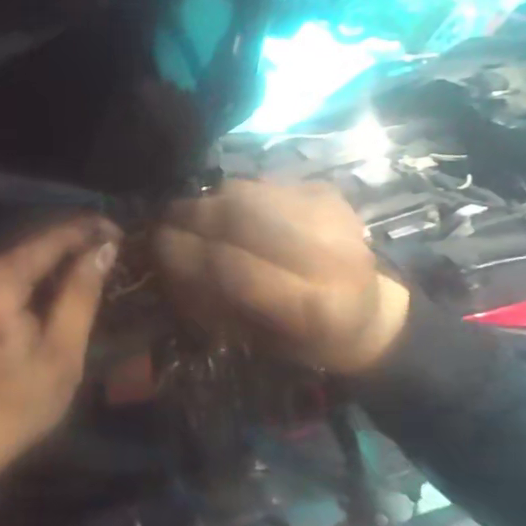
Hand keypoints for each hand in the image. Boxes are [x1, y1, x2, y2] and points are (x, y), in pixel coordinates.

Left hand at [0, 215, 120, 525]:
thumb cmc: (8, 414)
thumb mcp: (59, 358)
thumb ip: (80, 297)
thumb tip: (102, 250)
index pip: (46, 238)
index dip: (85, 229)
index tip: (118, 231)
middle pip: (24, 247)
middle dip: (67, 245)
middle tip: (107, 253)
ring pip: (7, 264)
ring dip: (45, 264)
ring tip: (85, 270)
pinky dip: (22, 283)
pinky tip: (46, 294)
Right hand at [153, 179, 408, 373]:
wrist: (370, 316)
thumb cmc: (308, 342)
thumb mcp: (261, 341)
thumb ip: (216, 304)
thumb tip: (167, 265)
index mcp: (313, 307)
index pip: (234, 269)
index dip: (187, 253)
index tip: (155, 245)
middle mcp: (330, 256)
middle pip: (243, 219)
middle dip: (193, 216)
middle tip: (164, 219)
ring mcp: (335, 218)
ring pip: (253, 193)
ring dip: (210, 199)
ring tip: (188, 210)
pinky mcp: (333, 195)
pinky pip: (268, 183)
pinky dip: (237, 192)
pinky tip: (225, 206)